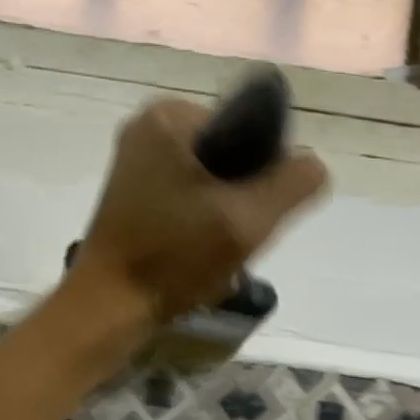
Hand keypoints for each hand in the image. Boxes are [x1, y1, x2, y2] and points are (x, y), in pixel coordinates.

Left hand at [70, 96, 328, 319]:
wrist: (109, 305)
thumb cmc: (174, 256)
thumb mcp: (249, 219)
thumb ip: (294, 182)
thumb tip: (310, 163)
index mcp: (168, 115)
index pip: (249, 129)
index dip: (264, 174)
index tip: (251, 213)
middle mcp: (146, 125)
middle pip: (230, 154)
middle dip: (241, 196)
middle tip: (231, 235)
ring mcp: (134, 158)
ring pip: (211, 179)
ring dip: (223, 212)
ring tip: (211, 246)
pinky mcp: (130, 189)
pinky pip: (187, 193)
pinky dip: (199, 219)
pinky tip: (194, 249)